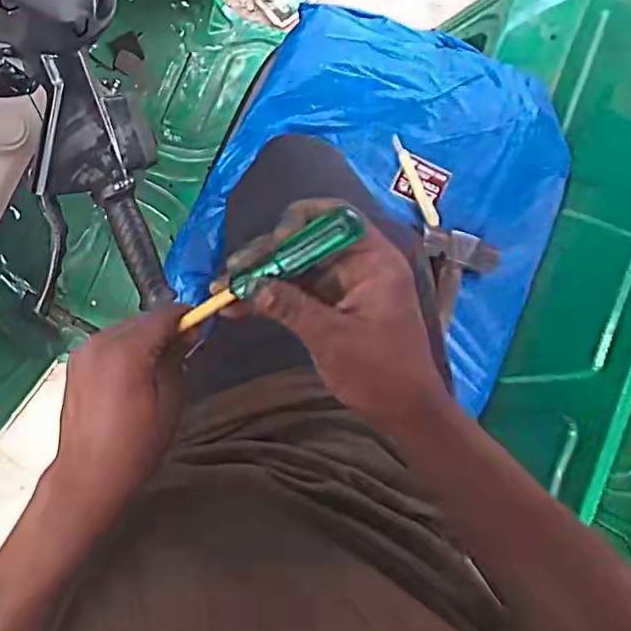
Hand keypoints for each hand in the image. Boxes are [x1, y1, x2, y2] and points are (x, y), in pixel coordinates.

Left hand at [51, 306, 191, 510]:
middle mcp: (100, 342)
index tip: (200, 324)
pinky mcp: (75, 362)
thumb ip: (177, 360)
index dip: (185, 317)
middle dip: (163, 329)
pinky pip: (107, 344)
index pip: (162, 316)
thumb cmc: (134, 447)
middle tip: (184, 347)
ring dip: (143, 338)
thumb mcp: (170, 404)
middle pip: (141, 320)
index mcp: (125, 351)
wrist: (87, 474)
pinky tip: (133, 373)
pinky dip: (124, 349)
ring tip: (158, 364)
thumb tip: (186, 334)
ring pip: (124, 330)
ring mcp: (84, 350)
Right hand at [226, 198, 450, 426]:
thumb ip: (291, 307)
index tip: (272, 244)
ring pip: (294, 265)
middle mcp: (357, 264)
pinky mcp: (329, 303)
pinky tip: (237, 306)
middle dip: (267, 254)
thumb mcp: (333, 338)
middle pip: (305, 240)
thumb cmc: (382, 373)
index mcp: (373, 261)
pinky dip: (268, 295)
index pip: (336, 217)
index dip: (300, 222)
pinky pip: (293, 289)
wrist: (405, 413)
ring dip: (260, 275)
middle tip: (233, 271)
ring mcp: (341, 284)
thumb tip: (250, 286)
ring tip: (224, 288)